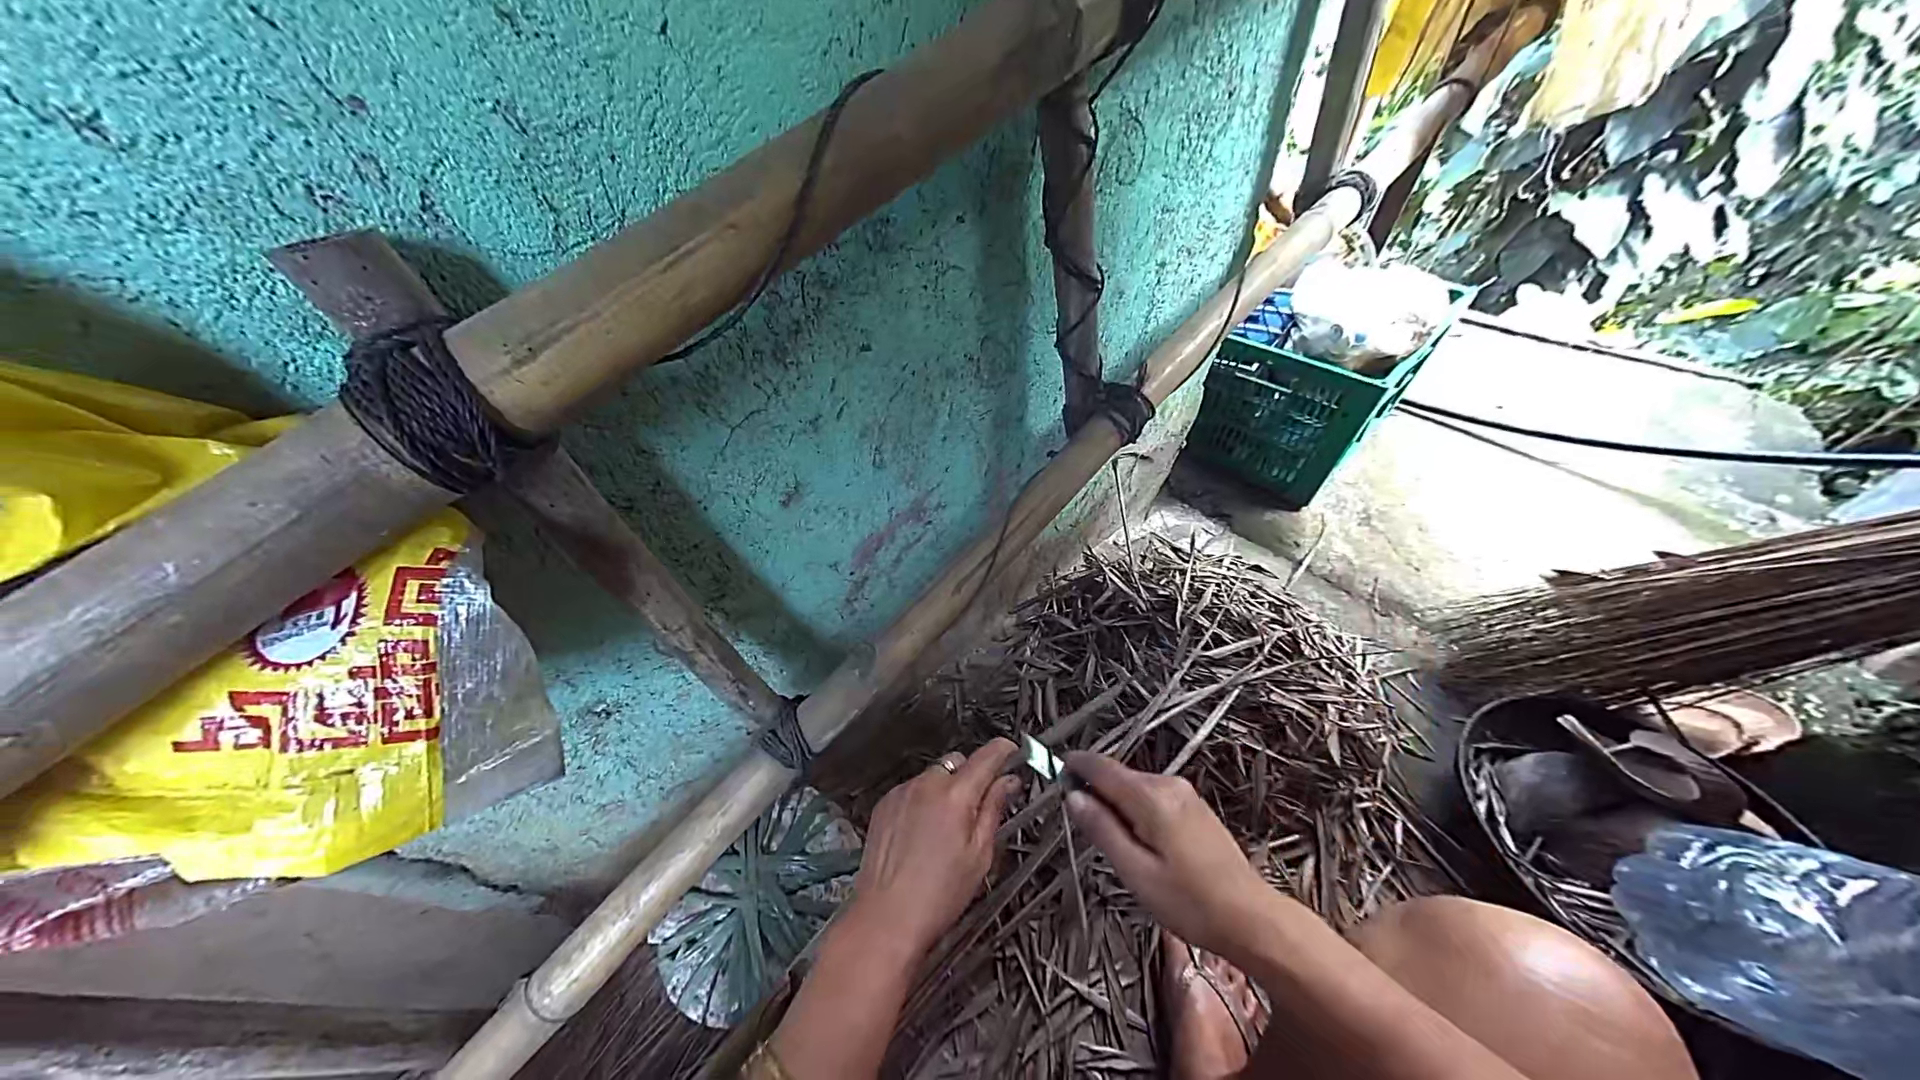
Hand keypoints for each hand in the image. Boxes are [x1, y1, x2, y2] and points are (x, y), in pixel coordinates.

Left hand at [846, 737, 1022, 956]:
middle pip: (958, 763)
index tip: (1012, 752)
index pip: (987, 756)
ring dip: (946, 790)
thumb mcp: (980, 855)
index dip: (1004, 750)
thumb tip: (1008, 782)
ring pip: (934, 776)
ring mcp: (902, 792)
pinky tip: (924, 834)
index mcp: (956, 795)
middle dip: (972, 778)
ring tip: (947, 831)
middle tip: (979, 809)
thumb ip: (994, 809)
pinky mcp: (885, 804)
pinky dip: (923, 801)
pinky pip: (912, 790)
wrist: (886, 917)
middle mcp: (927, 785)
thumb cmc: (936, 895)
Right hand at [1063, 751, 1278, 959]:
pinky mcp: (1194, 807)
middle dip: (1096, 792)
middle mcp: (1168, 785)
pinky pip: (1153, 797)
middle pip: (1118, 776)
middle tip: (1085, 828)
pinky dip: (1137, 810)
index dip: (1075, 766)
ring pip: (1135, 787)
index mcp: (1151, 797)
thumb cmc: (1191, 902)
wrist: (1251, 918)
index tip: (1056, 772)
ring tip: (1117, 846)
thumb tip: (1074, 797)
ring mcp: (1185, 794)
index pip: (1101, 766)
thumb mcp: (1135, 871)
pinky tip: (1142, 844)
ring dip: (1117, 804)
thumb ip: (1101, 829)